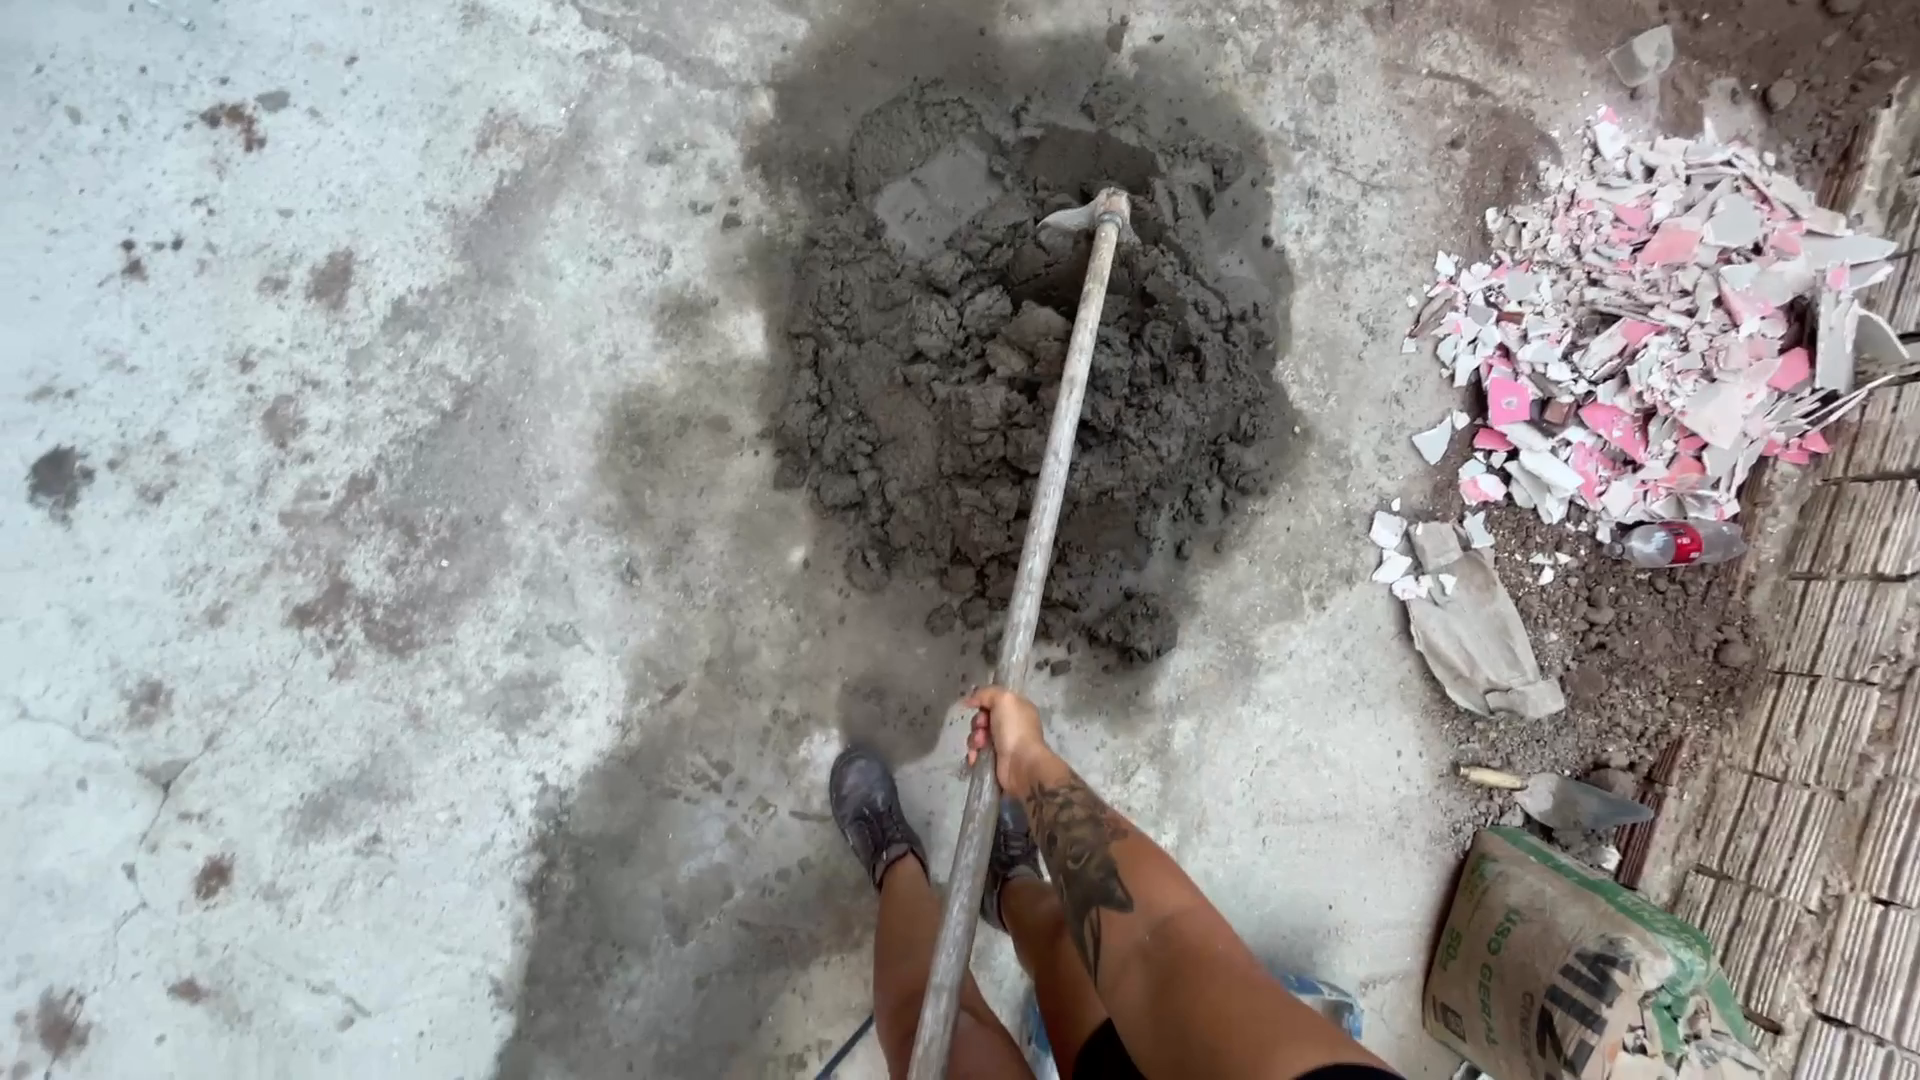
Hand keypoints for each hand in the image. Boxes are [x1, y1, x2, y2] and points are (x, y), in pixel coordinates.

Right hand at [963, 685, 1053, 794]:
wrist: (1021, 764)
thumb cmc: (1014, 729)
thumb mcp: (1003, 699)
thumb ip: (986, 694)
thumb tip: (970, 700)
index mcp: (1018, 707)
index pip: (995, 699)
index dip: (983, 702)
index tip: (975, 706)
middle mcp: (1012, 723)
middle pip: (984, 717)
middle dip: (978, 722)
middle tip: (982, 728)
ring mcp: (1004, 742)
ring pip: (979, 734)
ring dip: (975, 738)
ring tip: (979, 745)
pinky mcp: (996, 758)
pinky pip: (978, 751)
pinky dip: (974, 752)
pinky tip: (975, 757)